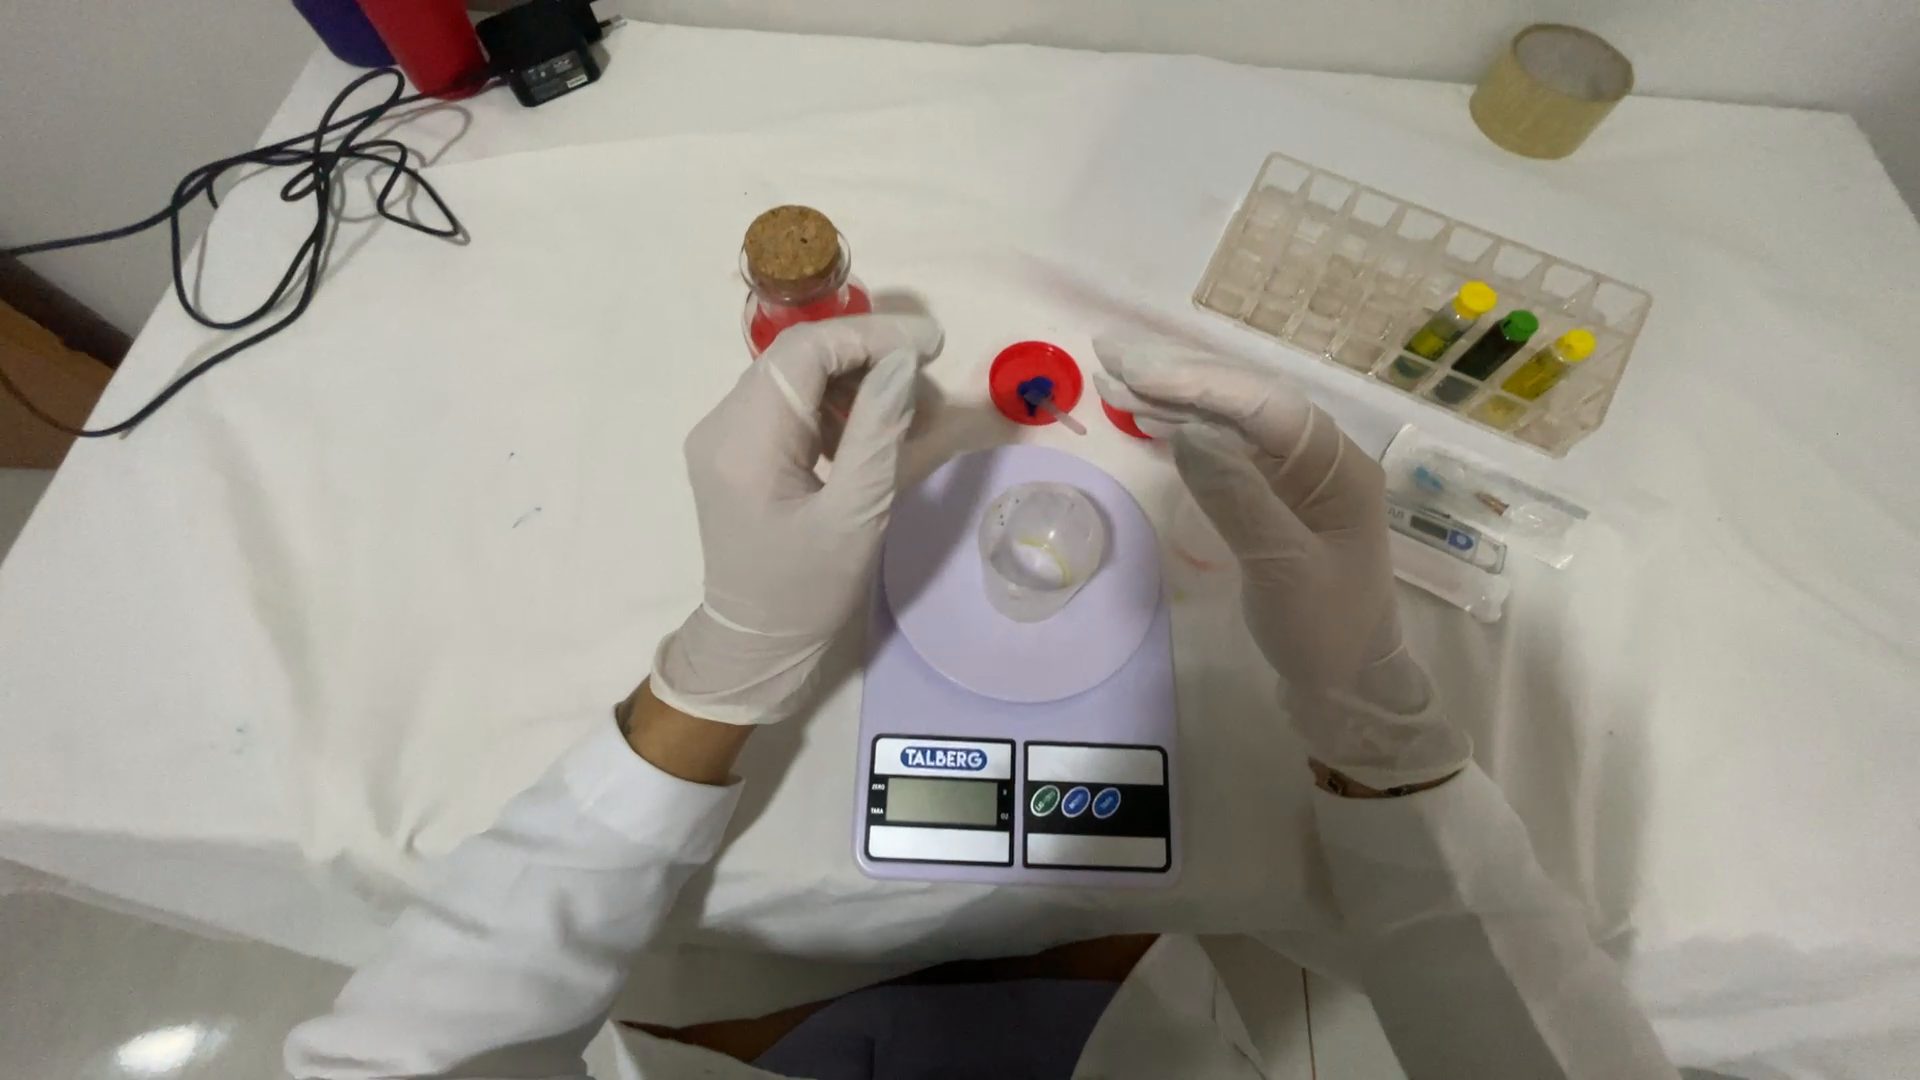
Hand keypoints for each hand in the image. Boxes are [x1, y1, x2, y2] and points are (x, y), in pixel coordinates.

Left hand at [651, 315, 943, 723]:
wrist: (755, 641)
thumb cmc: (807, 590)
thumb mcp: (856, 516)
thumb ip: (878, 432)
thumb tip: (902, 362)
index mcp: (744, 443)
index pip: (804, 352)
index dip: (871, 335)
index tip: (931, 345)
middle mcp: (721, 425)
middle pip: (798, 358)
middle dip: (869, 356)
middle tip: (927, 382)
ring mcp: (723, 435)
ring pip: (796, 377)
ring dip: (856, 382)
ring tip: (909, 414)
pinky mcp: (736, 448)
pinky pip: (788, 405)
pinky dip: (835, 407)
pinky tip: (870, 430)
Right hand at [1093, 337, 1468, 788]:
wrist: (1346, 682)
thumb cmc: (1325, 627)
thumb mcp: (1284, 567)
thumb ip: (1238, 498)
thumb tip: (1186, 436)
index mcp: (1334, 464)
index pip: (1260, 404)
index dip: (1196, 383)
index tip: (1135, 370)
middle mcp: (1313, 457)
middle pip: (1240, 400)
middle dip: (1176, 375)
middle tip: (1109, 355)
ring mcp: (1288, 476)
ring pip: (1225, 421)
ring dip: (1169, 399)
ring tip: (1112, 382)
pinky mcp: (1266, 496)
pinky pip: (1220, 451)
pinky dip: (1180, 433)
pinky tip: (1147, 421)